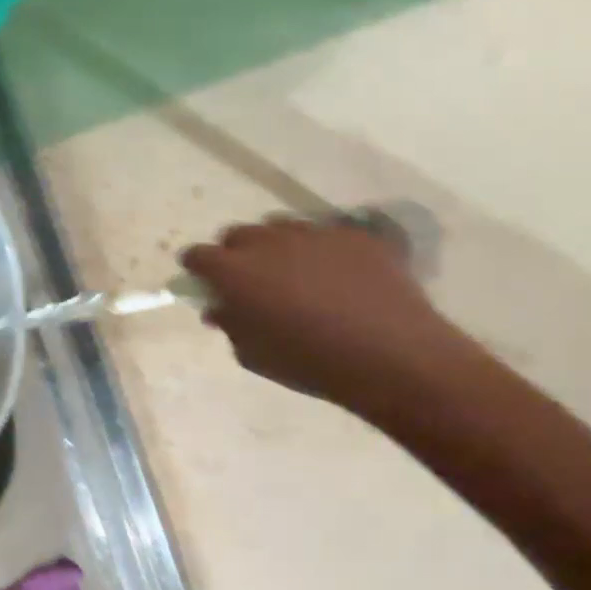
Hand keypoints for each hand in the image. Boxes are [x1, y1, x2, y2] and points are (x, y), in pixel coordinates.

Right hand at [182, 217, 462, 408]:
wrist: (394, 358)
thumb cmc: (308, 362)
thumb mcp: (250, 353)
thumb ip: (229, 323)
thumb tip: (222, 307)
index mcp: (231, 271)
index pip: (196, 255)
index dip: (198, 270)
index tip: (208, 285)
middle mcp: (266, 243)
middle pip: (237, 235)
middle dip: (237, 254)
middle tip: (253, 280)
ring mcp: (314, 234)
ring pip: (281, 227)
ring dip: (278, 245)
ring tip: (296, 272)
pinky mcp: (357, 237)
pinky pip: (329, 233)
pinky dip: (324, 249)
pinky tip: (339, 273)